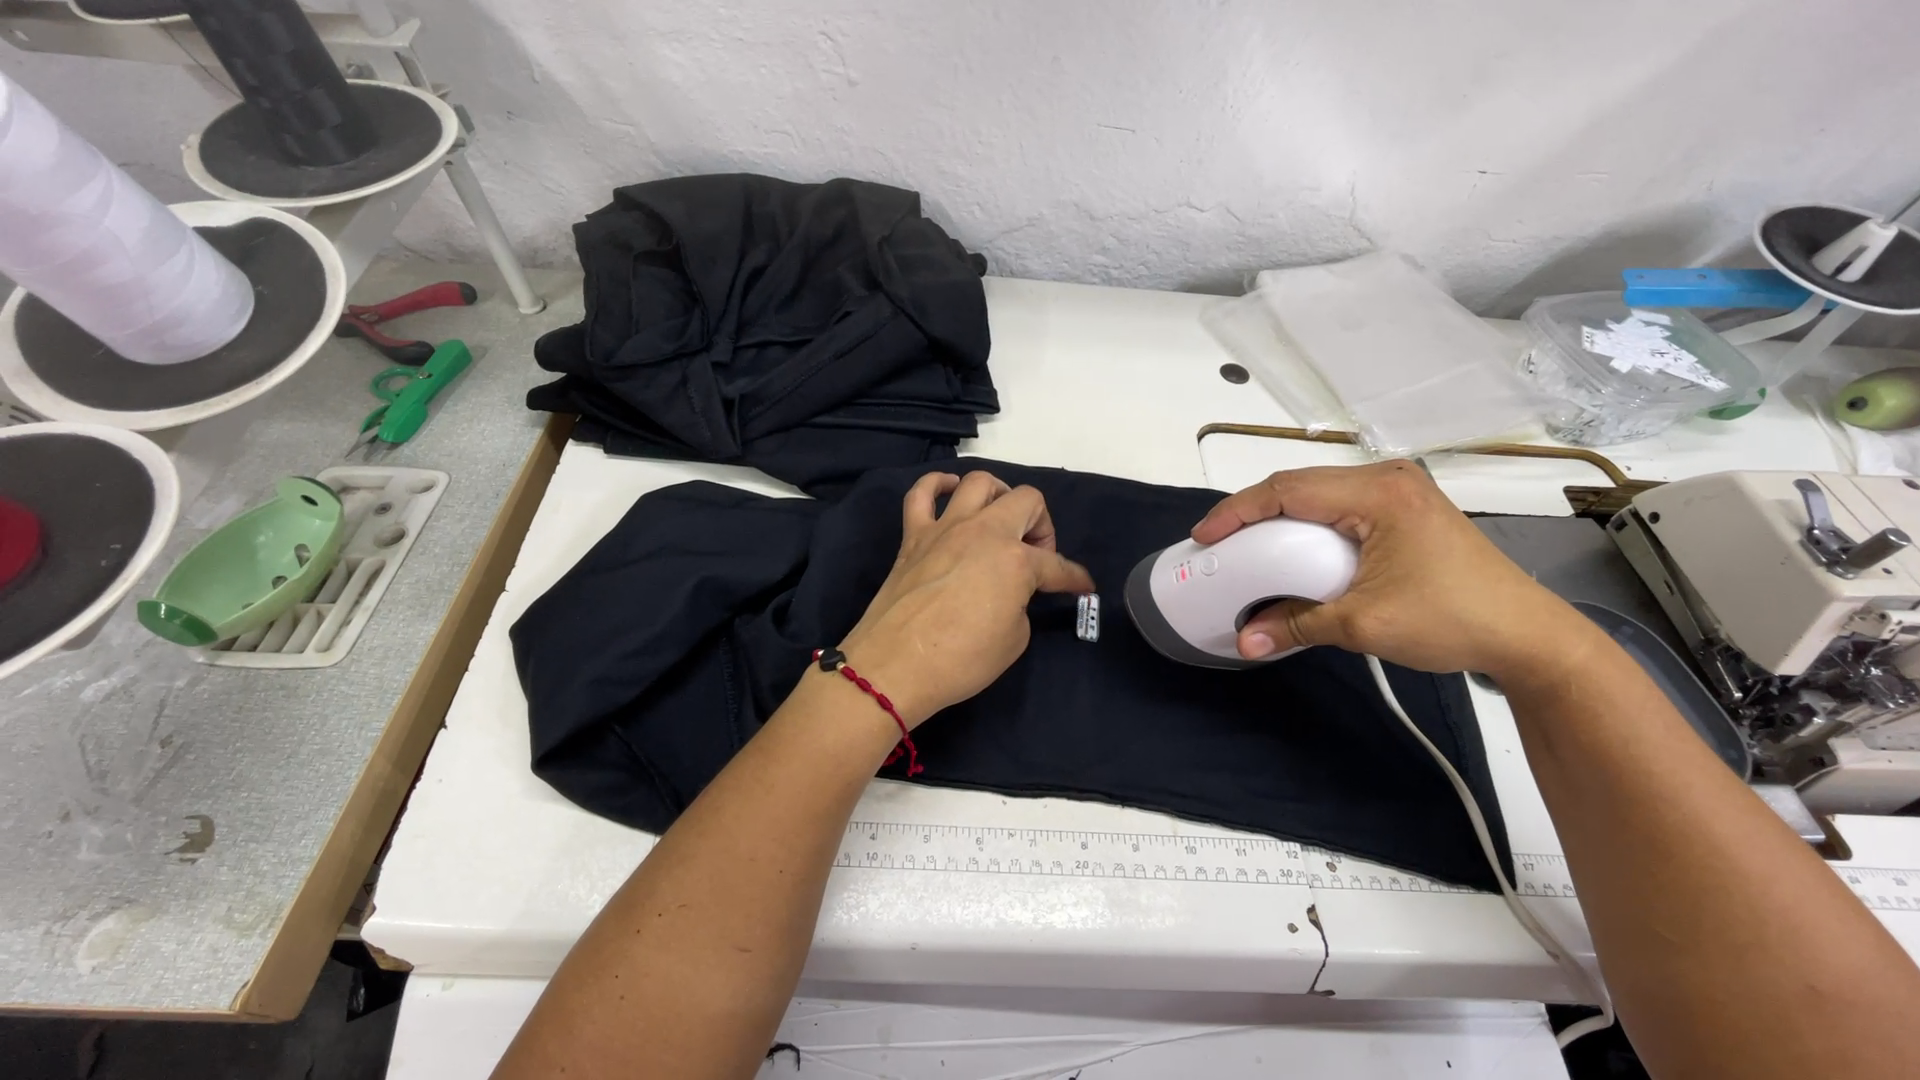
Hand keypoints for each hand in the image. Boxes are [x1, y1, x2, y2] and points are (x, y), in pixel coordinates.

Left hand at [835, 471, 1094, 727]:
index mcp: (1015, 560)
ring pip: (979, 483)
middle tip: (1036, 557)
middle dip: (1041, 526)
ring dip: (998, 495)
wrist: (894, 667)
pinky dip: (937, 485)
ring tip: (1001, 519)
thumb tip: (1012, 594)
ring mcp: (944, 529)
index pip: (1056, 566)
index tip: (1082, 587)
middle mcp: (983, 532)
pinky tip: (949, 490)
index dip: (1074, 578)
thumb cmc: (961, 660)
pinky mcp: (912, 537)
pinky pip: (921, 494)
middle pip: (1026, 501)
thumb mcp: (1015, 640)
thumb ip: (1021, 605)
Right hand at [1190, 460, 1585, 675]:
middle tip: (1221, 544)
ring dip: (1281, 519)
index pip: (1288, 489)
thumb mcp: (1363, 625)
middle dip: (1254, 513)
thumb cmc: (1451, 620)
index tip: (1204, 537)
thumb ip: (1296, 625)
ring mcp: (1401, 491)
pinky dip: (1309, 526)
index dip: (1238, 511)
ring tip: (1249, 547)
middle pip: (1301, 484)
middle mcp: (1388, 479)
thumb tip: (1244, 643)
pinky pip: (1341, 507)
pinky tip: (1294, 549)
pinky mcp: (1407, 510)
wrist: (1527, 635)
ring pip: (1319, 494)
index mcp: (1378, 494)